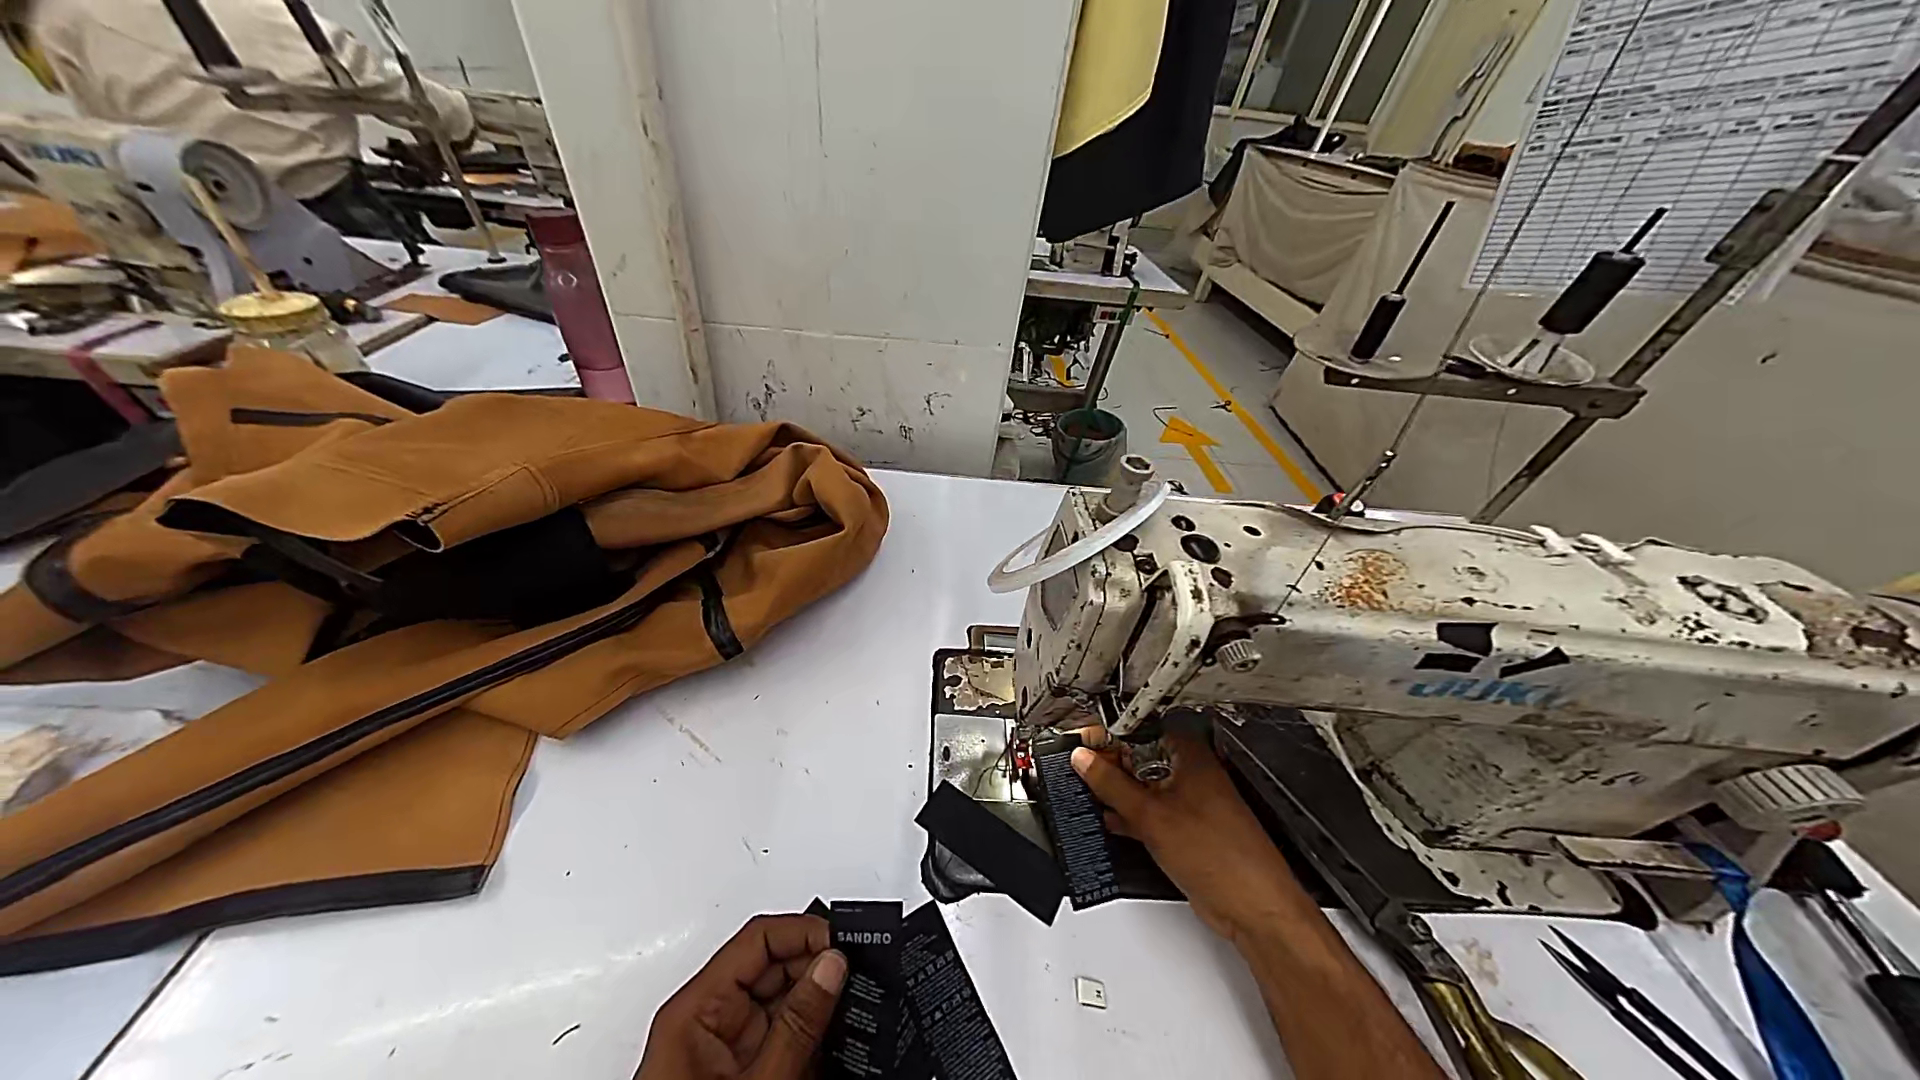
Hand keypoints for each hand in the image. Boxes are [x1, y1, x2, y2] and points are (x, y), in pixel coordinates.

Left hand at [635, 914, 846, 1079]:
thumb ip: (797, 1025)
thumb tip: (830, 965)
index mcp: (697, 1012)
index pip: (757, 940)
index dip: (803, 932)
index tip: (843, 944)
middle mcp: (712, 1023)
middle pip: (774, 966)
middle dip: (818, 968)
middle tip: (858, 976)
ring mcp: (730, 1052)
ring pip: (786, 1003)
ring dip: (821, 1006)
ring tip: (855, 1011)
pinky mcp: (747, 1077)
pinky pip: (788, 1038)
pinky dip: (816, 1039)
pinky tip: (840, 1045)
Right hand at [1071, 731, 1311, 945]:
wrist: (1254, 907)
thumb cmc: (1225, 857)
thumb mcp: (1150, 815)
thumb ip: (1111, 784)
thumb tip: (1085, 761)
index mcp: (1187, 754)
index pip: (1135, 733)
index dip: (1104, 738)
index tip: (1078, 746)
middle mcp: (1189, 772)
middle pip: (1136, 758)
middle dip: (1106, 765)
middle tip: (1078, 772)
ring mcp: (1188, 801)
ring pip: (1141, 786)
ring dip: (1115, 792)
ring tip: (1086, 795)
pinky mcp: (1184, 828)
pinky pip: (1149, 811)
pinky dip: (1129, 814)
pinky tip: (1111, 819)